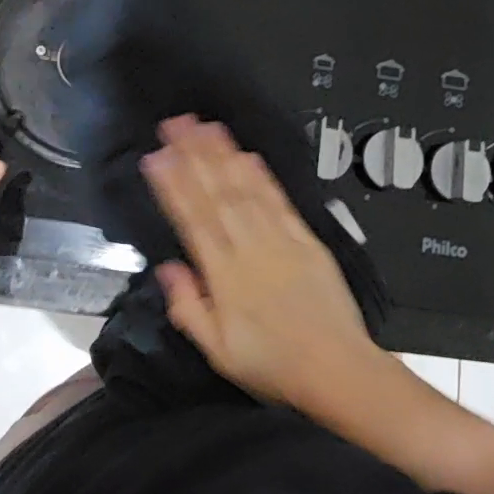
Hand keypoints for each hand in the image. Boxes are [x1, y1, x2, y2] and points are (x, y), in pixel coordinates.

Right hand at [141, 115, 383, 408]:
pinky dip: (263, 177)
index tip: (157, 156)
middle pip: (217, 195)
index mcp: (225, 278)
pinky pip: (280, 203)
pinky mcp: (306, 241)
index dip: (173, 186)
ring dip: (223, 156)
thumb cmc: (273, 365)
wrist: (336, 369)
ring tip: (206, 126)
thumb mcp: (219, 353)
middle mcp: (250, 251)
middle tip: (177, 123)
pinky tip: (248, 155)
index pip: (193, 221)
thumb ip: (190, 309)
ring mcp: (280, 241)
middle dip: (195, 156)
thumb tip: (167, 268)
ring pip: (246, 191)